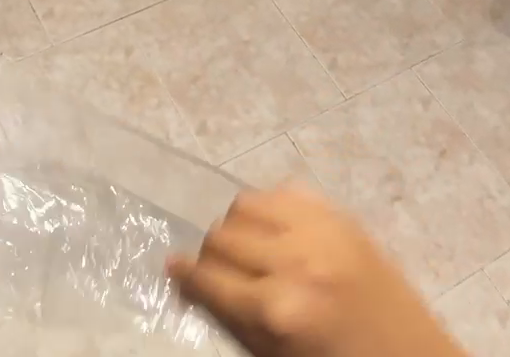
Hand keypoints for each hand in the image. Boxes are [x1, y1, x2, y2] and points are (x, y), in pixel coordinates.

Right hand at [167, 185, 464, 356]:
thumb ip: (232, 318)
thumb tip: (187, 281)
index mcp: (280, 310)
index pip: (208, 278)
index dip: (184, 274)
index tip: (171, 267)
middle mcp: (294, 261)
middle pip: (220, 236)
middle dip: (208, 254)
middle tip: (212, 268)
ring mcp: (319, 230)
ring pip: (244, 204)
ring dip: (236, 226)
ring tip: (244, 247)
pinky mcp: (339, 214)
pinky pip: (282, 191)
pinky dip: (269, 208)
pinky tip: (275, 230)